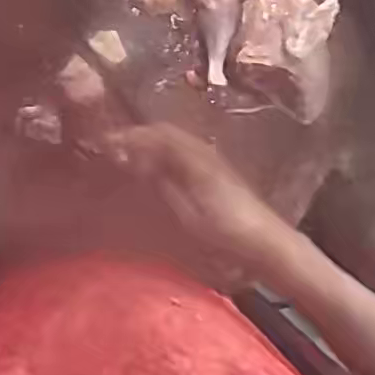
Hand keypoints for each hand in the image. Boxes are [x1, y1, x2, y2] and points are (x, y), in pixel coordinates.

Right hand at [107, 124, 297, 277]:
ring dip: (150, 142)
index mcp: (194, 158)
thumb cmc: (226, 232)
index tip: (107, 143)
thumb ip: (162, 183)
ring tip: (129, 155)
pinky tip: (155, 166)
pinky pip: (182, 148)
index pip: (156, 135)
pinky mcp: (216, 168)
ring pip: (174, 138)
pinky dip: (163, 150)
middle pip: (164, 131)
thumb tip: (136, 161)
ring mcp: (212, 158)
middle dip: (137, 136)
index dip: (130, 137)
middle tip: (114, 147)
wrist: (267, 243)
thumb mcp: (187, 213)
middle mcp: (203, 151)